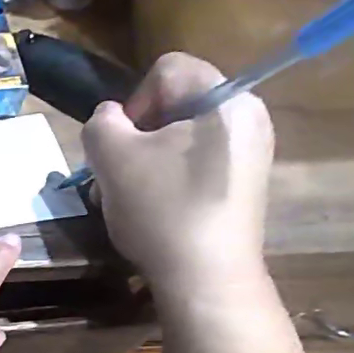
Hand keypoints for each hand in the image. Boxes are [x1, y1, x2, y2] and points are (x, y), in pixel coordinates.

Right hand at [80, 52, 274, 295]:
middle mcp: (248, 118)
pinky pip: (201, 167)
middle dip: (139, 138)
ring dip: (151, 163)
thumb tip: (112, 119)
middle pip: (177, 106)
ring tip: (134, 200)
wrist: (207, 282)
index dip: (133, 103)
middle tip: (120, 177)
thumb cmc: (162, 212)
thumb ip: (101, 123)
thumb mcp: (112, 159)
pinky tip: (160, 213)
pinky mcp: (246, 189)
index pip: (167, 70)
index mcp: (225, 98)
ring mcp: (252, 156)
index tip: (121, 148)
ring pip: (185, 141)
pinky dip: (174, 181)